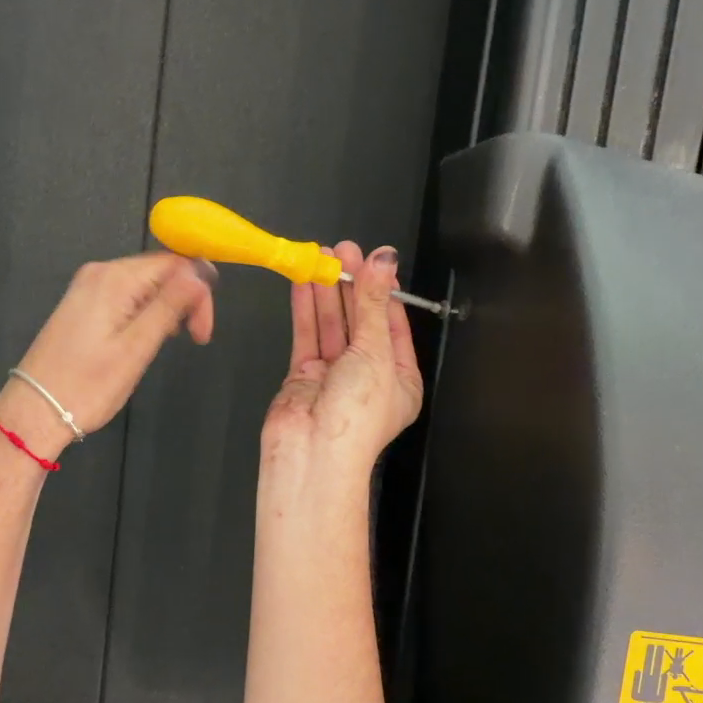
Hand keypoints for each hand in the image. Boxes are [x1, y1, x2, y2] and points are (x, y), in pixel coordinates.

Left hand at [0, 252, 214, 460]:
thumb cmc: (88, 386)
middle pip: (159, 270)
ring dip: (165, 308)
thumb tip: (200, 271)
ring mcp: (86, 288)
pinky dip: (143, 312)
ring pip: (143, 284)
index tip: (202, 333)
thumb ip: (169, 305)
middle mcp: (99, 272)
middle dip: (184, 299)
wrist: (34, 411)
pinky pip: (124, 296)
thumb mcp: (136, 348)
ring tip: (166, 344)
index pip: (175, 263)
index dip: (199, 292)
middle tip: (193, 340)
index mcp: (114, 278)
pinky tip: (143, 340)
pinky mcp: (80, 305)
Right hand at [262, 242, 422, 472]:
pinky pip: (307, 336)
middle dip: (352, 286)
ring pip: (331, 326)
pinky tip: (304, 281)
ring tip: (321, 256)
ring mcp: (334, 376)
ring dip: (327, 292)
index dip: (383, 290)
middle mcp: (368, 377)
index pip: (393, 325)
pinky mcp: (303, 376)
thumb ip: (373, 302)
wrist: (313, 453)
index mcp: (400, 379)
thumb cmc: (358, 412)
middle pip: (360, 321)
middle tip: (343, 249)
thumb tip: (384, 257)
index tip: (374, 258)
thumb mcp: (375, 352)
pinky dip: (305, 309)